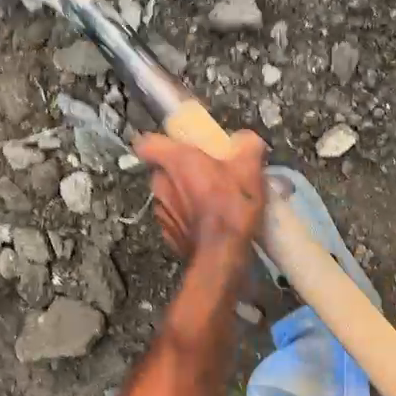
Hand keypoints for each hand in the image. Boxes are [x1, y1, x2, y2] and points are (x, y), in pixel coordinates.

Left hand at [133, 131, 267, 258]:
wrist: (222, 256)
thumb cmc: (231, 207)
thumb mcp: (250, 169)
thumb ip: (247, 144)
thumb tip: (246, 140)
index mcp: (175, 161)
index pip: (146, 143)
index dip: (159, 142)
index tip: (177, 146)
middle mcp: (160, 183)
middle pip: (165, 169)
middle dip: (183, 170)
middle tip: (210, 174)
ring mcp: (161, 210)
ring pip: (170, 194)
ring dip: (186, 195)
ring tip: (213, 201)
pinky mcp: (167, 233)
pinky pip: (175, 217)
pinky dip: (188, 218)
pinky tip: (209, 223)